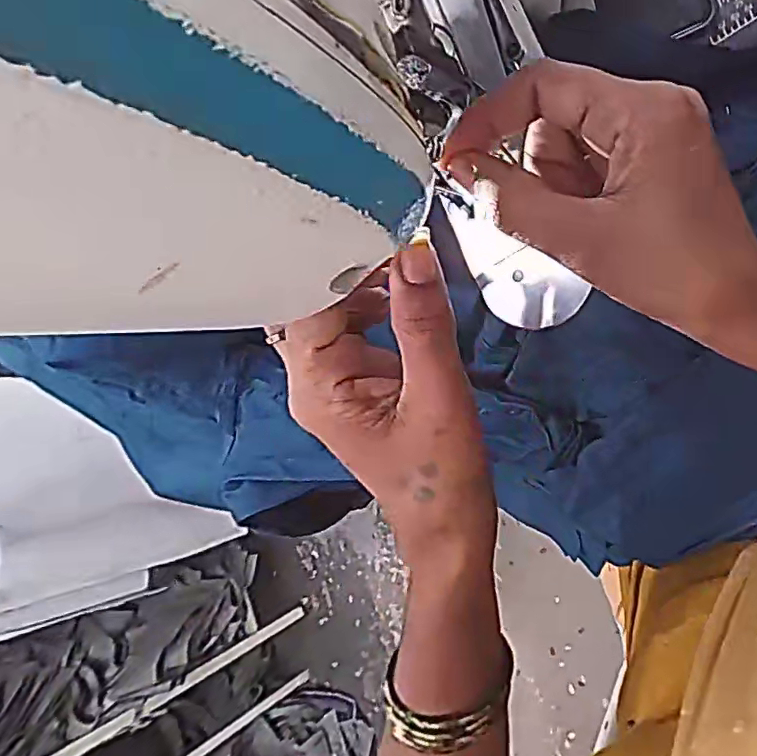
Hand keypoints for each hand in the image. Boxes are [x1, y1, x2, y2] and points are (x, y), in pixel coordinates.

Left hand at [275, 239, 496, 578]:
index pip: (307, 303)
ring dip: (366, 284)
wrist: (450, 525)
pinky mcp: (358, 385)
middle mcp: (314, 383)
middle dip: (351, 267)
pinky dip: (379, 305)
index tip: (376, 230)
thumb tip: (414, 258)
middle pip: (313, 303)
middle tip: (397, 239)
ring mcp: (335, 384)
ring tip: (405, 262)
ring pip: (335, 313)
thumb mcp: (439, 396)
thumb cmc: (440, 480)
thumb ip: (424, 324)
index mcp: (318, 388)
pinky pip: (358, 330)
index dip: (337, 262)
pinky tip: (406, 296)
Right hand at [440, 59, 756, 377]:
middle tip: (565, 216)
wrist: (733, 305)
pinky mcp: (659, 155)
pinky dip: (583, 194)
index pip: (541, 84)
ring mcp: (661, 130)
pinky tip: (604, 225)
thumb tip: (467, 171)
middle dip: (544, 171)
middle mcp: (659, 107)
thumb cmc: (684, 274)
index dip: (490, 119)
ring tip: (593, 227)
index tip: (463, 152)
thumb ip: (509, 200)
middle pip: (555, 116)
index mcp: (646, 110)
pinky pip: (594, 160)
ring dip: (563, 188)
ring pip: (570, 142)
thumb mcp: (579, 240)